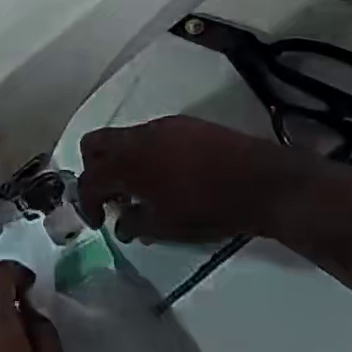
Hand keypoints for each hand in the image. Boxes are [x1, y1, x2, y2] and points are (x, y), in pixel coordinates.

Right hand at [77, 117, 331, 244]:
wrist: (264, 183)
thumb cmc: (213, 210)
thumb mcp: (169, 227)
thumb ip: (137, 224)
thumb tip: (121, 224)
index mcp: (130, 165)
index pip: (91, 179)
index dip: (87, 202)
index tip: (98, 222)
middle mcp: (138, 138)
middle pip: (94, 145)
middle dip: (94, 170)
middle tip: (110, 197)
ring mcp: (160, 126)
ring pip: (122, 138)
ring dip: (121, 162)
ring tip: (141, 190)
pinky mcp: (182, 124)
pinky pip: (149, 135)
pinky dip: (145, 154)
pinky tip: (167, 176)